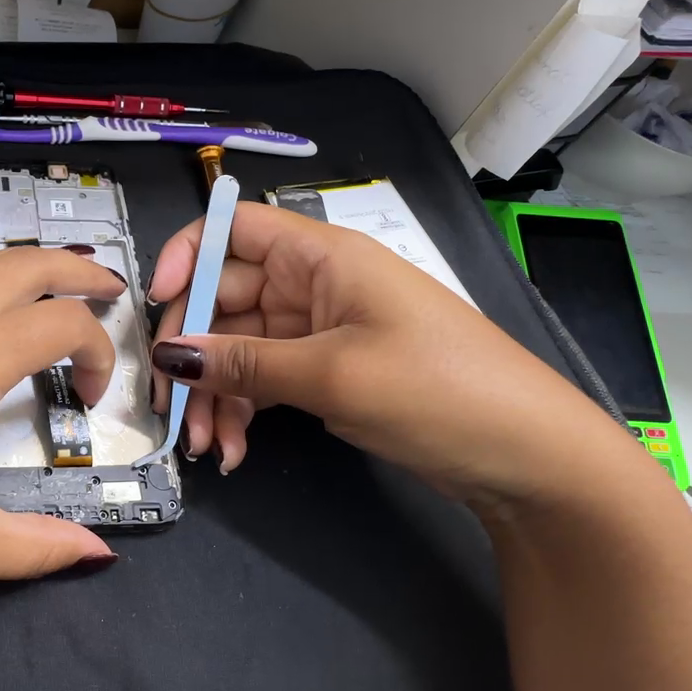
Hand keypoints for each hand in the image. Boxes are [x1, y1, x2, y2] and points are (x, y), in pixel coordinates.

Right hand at [147, 202, 633, 503]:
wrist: (534, 462)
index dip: (186, 255)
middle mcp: (314, 284)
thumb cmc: (440, 391)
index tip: (156, 304)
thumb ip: (242, 363)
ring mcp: (319, 330)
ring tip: (206, 446)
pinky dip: (243, 411)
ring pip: (238, 347)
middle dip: (192, 352)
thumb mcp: (332, 374)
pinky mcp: (326, 372)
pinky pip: (263, 379)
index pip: (232, 228)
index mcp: (321, 257)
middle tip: (170, 407)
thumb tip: (167, 356)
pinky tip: (234, 450)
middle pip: (224, 298)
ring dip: (214, 394)